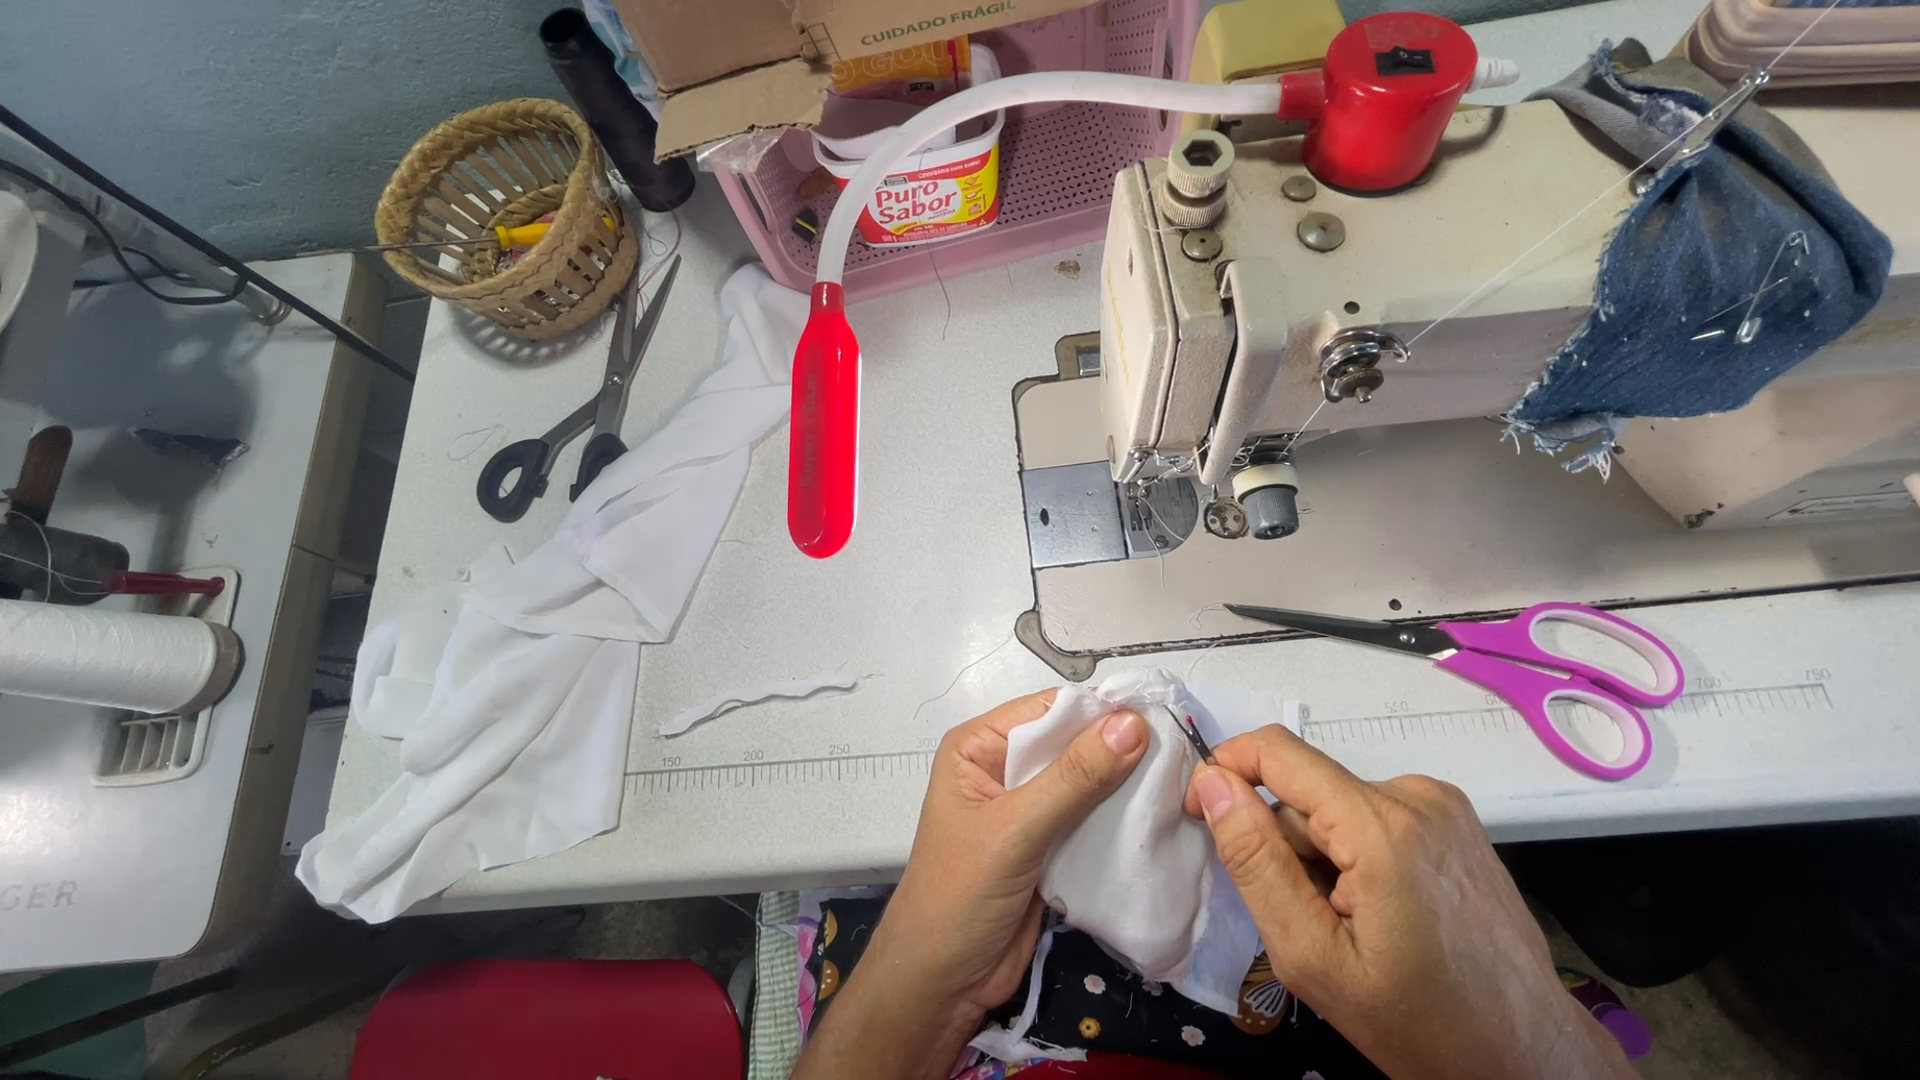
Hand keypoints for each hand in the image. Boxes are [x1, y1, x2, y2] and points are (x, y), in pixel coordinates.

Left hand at [794, 690, 1147, 1078]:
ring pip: (1084, 779)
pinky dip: (1118, 816)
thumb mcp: (1015, 830)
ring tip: (1176, 778)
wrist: (943, 984)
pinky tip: (1154, 813)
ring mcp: (1026, 807)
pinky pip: (1089, 816)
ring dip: (1123, 782)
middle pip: (1069, 742)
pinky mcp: (1047, 843)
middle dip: (1117, 746)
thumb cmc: (961, 896)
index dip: (1099, 711)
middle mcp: (1001, 767)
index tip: (1158, 716)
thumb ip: (1074, 778)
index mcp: (978, 747)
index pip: (1046, 710)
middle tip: (1177, 748)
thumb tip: (1132, 723)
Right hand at [1184, 726, 1633, 1079]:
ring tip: (1349, 920)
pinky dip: (1354, 849)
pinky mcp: (1455, 820)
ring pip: (1335, 804)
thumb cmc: (1414, 1021)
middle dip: (1282, 838)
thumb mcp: (1310, 955)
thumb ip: (1255, 861)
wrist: (1530, 1061)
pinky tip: (1379, 907)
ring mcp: (1442, 805)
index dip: (1225, 770)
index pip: (1275, 751)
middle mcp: (1415, 794)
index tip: (1204, 816)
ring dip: (1319, 850)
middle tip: (1303, 914)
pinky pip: (1371, 813)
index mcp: (1380, 824)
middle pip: (1305, 788)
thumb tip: (1213, 784)